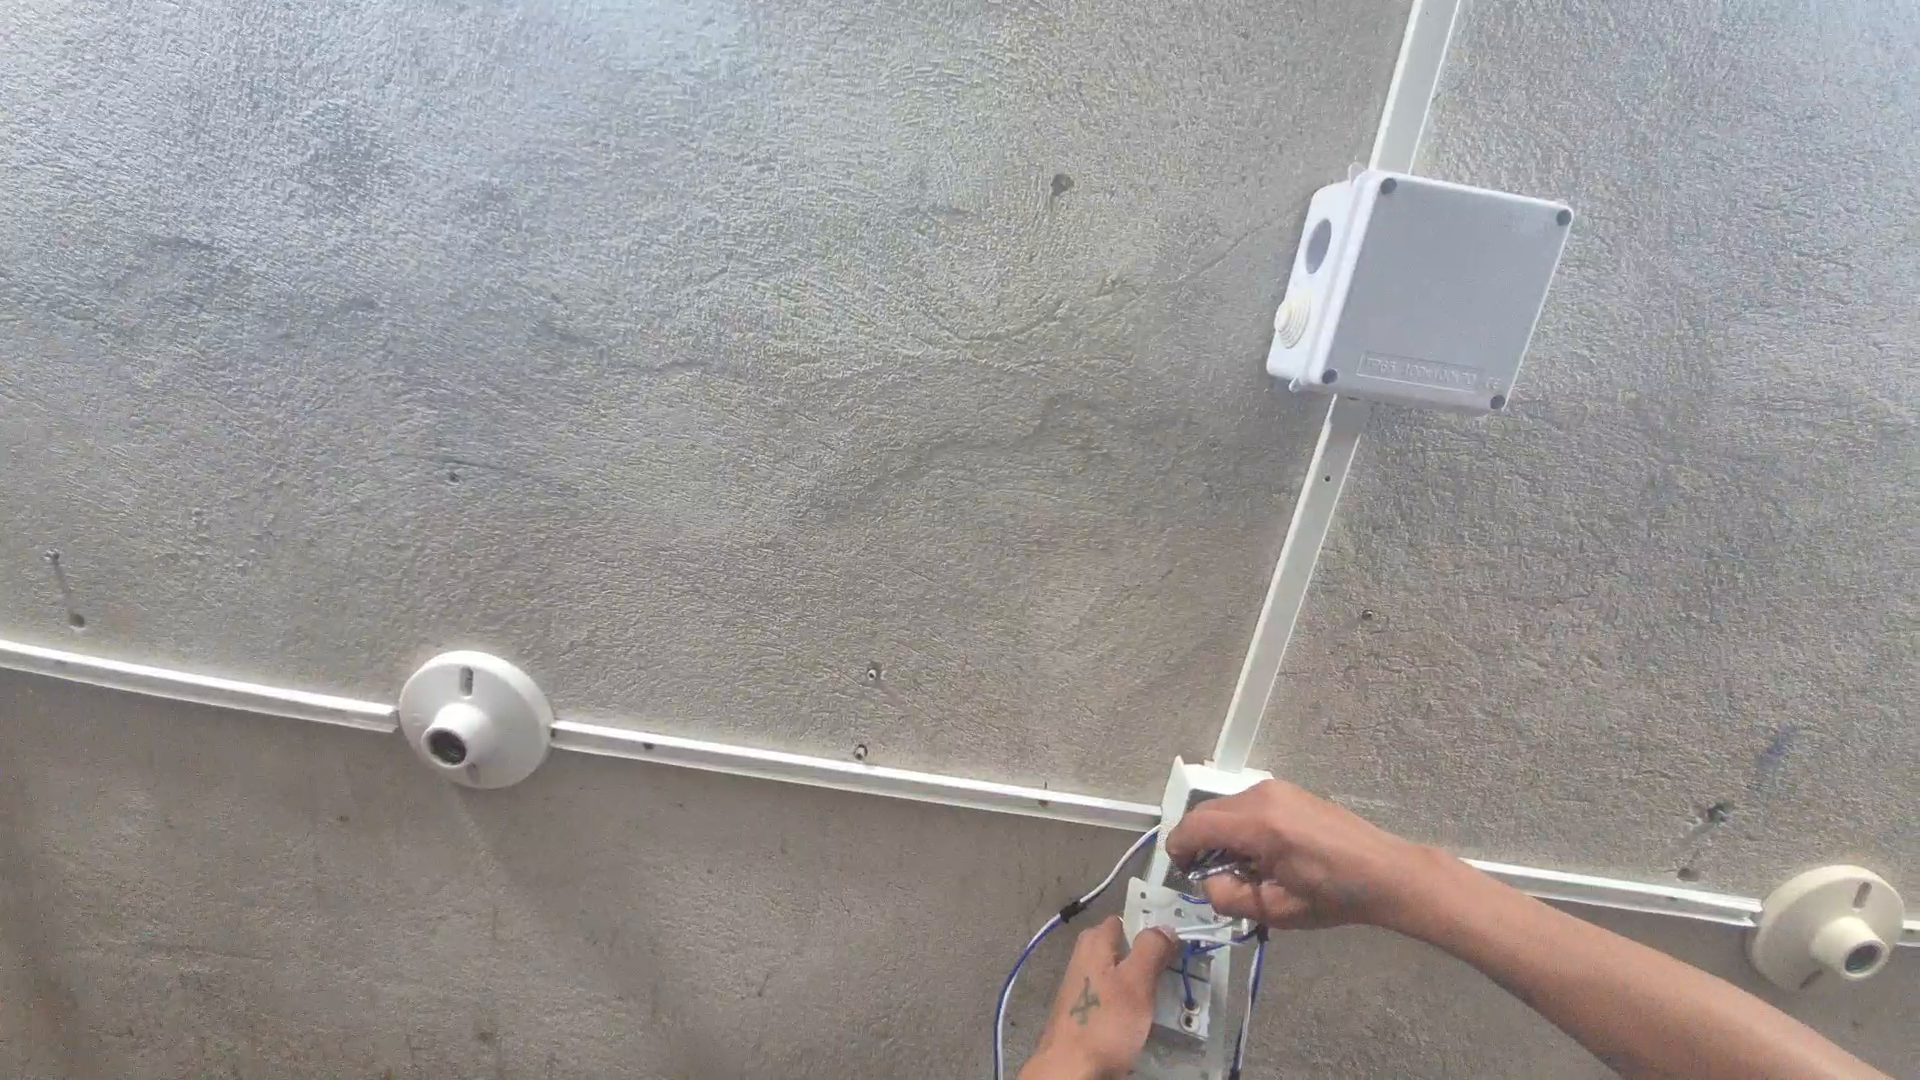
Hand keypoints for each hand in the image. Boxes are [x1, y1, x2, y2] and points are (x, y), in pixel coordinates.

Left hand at [1019, 917, 1178, 1079]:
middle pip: (1126, 949)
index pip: (1128, 920)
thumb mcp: (1135, 983)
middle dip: (1151, 961)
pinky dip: (1131, 1005)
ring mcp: (1084, 983)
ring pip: (1122, 975)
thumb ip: (1151, 950)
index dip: (1152, 930)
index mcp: (1095, 940)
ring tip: (1168, 1001)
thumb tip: (1165, 925)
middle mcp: (1086, 955)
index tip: (1178, 946)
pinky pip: (1116, 997)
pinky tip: (1146, 1019)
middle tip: (1178, 976)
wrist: (1070, 1069)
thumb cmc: (1105, 1021)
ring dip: (1144, 987)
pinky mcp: (1086, 1008)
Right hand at [1165, 779, 1437, 932]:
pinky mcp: (1284, 789)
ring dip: (1216, 832)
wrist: (1385, 872)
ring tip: (1237, 864)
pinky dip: (1235, 823)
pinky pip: (1242, 802)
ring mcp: (1273, 788)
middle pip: (1205, 811)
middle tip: (1206, 872)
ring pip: (1222, 806)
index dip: (1178, 847)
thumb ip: (1230, 898)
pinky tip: (1257, 850)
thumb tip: (1206, 882)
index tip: (1180, 869)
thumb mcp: (1278, 910)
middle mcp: (1260, 796)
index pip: (1196, 826)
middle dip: (1196, 840)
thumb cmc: (1334, 896)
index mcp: (1258, 826)